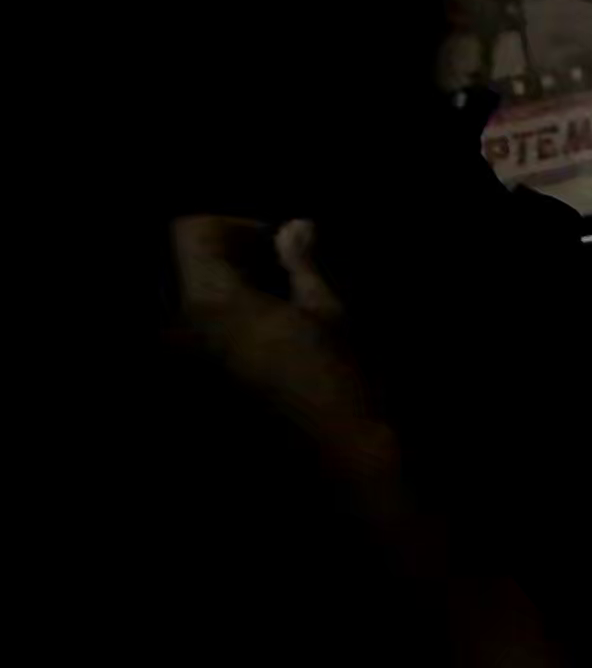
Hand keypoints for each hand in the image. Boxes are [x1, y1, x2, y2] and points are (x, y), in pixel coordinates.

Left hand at [172, 215, 393, 469]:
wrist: (330, 442)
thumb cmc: (339, 374)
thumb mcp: (330, 313)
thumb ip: (304, 266)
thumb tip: (297, 225)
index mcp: (210, 297)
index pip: (192, 231)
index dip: (235, 225)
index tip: (278, 241)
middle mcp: (176, 318)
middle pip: (190, 265)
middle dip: (236, 259)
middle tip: (288, 273)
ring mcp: (179, 349)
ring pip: (195, 297)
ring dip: (235, 291)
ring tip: (285, 310)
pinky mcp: (191, 373)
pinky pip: (199, 328)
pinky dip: (231, 320)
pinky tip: (273, 340)